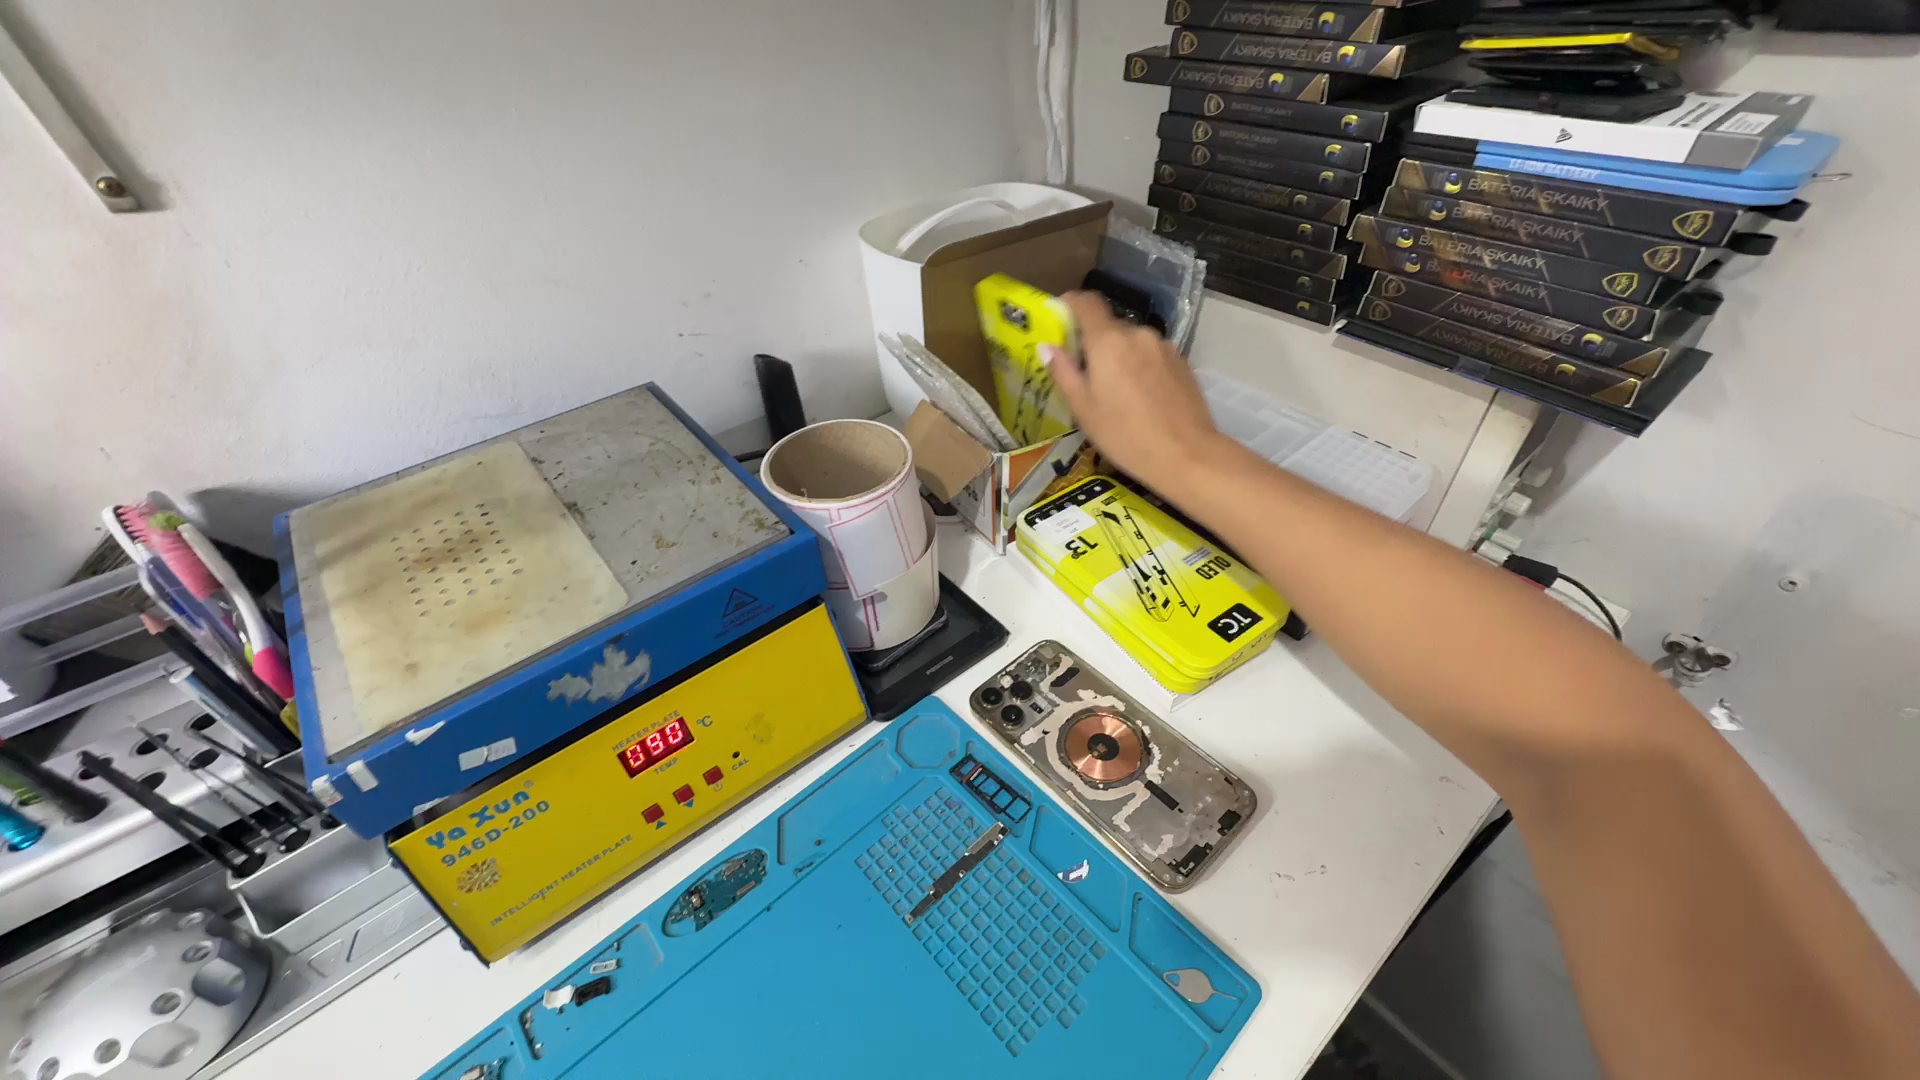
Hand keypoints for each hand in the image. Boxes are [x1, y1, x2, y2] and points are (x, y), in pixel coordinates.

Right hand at [1047, 291, 1229, 498]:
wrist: (1186, 455)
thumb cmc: (1125, 436)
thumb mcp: (1083, 409)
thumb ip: (1063, 372)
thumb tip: (1047, 346)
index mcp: (1108, 341)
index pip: (1086, 302)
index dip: (1069, 303)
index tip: (1059, 317)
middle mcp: (1137, 334)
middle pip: (1109, 327)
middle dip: (1094, 344)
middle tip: (1086, 377)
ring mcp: (1164, 346)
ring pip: (1132, 343)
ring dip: (1119, 358)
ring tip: (1116, 394)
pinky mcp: (1182, 362)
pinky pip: (1151, 356)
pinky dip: (1140, 368)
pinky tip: (1142, 399)